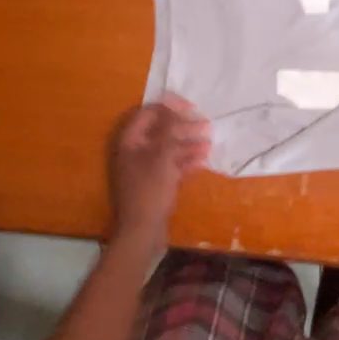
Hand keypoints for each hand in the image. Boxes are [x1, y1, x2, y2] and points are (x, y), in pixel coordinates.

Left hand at [107, 95, 210, 258]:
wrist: (142, 233)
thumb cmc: (149, 191)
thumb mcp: (161, 156)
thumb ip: (170, 130)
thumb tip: (177, 108)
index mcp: (129, 141)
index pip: (148, 113)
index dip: (169, 106)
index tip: (191, 107)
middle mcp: (134, 151)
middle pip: (160, 130)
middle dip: (183, 126)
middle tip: (205, 125)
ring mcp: (143, 168)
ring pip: (167, 148)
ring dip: (187, 143)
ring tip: (209, 142)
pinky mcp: (154, 183)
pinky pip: (170, 165)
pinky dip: (185, 160)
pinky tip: (202, 159)